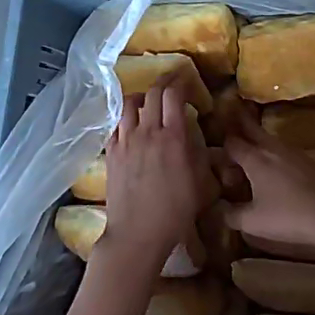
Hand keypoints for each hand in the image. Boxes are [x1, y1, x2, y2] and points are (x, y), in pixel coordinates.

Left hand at [102, 73, 213, 266]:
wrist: (137, 234)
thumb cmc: (175, 213)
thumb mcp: (201, 184)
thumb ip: (201, 157)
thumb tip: (202, 141)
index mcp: (174, 137)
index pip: (174, 95)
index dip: (181, 82)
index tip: (188, 80)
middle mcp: (148, 132)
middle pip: (153, 93)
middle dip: (164, 82)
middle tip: (172, 82)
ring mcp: (126, 141)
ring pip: (130, 104)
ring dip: (142, 97)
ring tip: (148, 101)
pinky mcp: (111, 152)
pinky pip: (116, 123)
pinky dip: (125, 116)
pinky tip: (131, 123)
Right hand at [221, 106, 314, 245]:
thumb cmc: (287, 216)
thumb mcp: (252, 221)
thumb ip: (230, 214)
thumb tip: (218, 208)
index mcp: (255, 158)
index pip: (232, 142)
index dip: (220, 144)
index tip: (211, 146)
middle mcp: (272, 148)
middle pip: (252, 129)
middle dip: (239, 124)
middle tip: (228, 118)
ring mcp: (292, 152)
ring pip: (268, 139)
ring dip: (256, 141)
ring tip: (247, 151)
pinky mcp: (306, 161)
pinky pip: (281, 150)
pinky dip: (270, 152)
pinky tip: (271, 168)